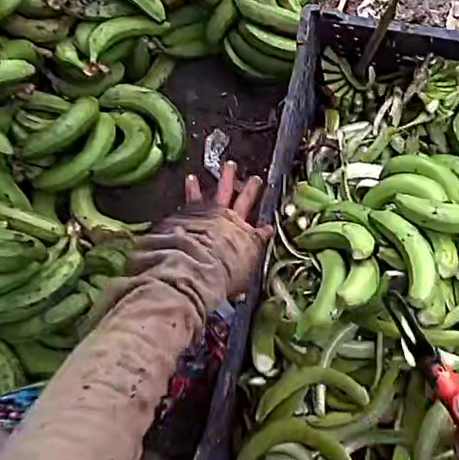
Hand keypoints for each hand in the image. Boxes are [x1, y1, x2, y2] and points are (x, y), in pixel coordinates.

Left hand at [178, 162, 270, 294]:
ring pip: (222, 190)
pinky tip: (191, 178)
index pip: (259, 234)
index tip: (267, 227)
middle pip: (245, 201)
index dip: (263, 231)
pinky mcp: (192, 211)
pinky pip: (193, 197)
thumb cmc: (219, 278)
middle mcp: (232, 221)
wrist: (195, 266)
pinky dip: (193, 188)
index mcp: (245, 239)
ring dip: (226, 178)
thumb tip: (241, 294)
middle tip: (255, 178)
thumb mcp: (234, 283)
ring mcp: (212, 213)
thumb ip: (237, 284)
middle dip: (251, 189)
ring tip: (228, 165)